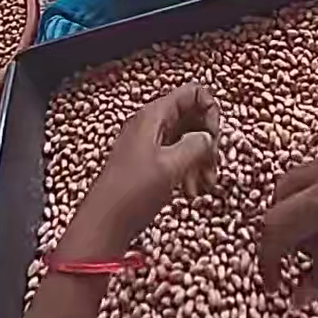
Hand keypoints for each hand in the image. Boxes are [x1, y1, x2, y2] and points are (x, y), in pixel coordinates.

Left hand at [61, 84, 220, 258]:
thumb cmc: (132, 192)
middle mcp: (151, 124)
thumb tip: (209, 137)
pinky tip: (192, 191)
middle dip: (207, 140)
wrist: (103, 224)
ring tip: (204, 185)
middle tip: (212, 164)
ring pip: (186, 139)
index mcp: (154, 115)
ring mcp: (149, 143)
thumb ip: (196, 145)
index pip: (193, 93)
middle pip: (192, 117)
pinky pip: (176, 157)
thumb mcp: (171, 165)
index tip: (213, 137)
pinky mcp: (148, 163)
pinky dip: (189, 170)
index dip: (210, 111)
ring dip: (201, 159)